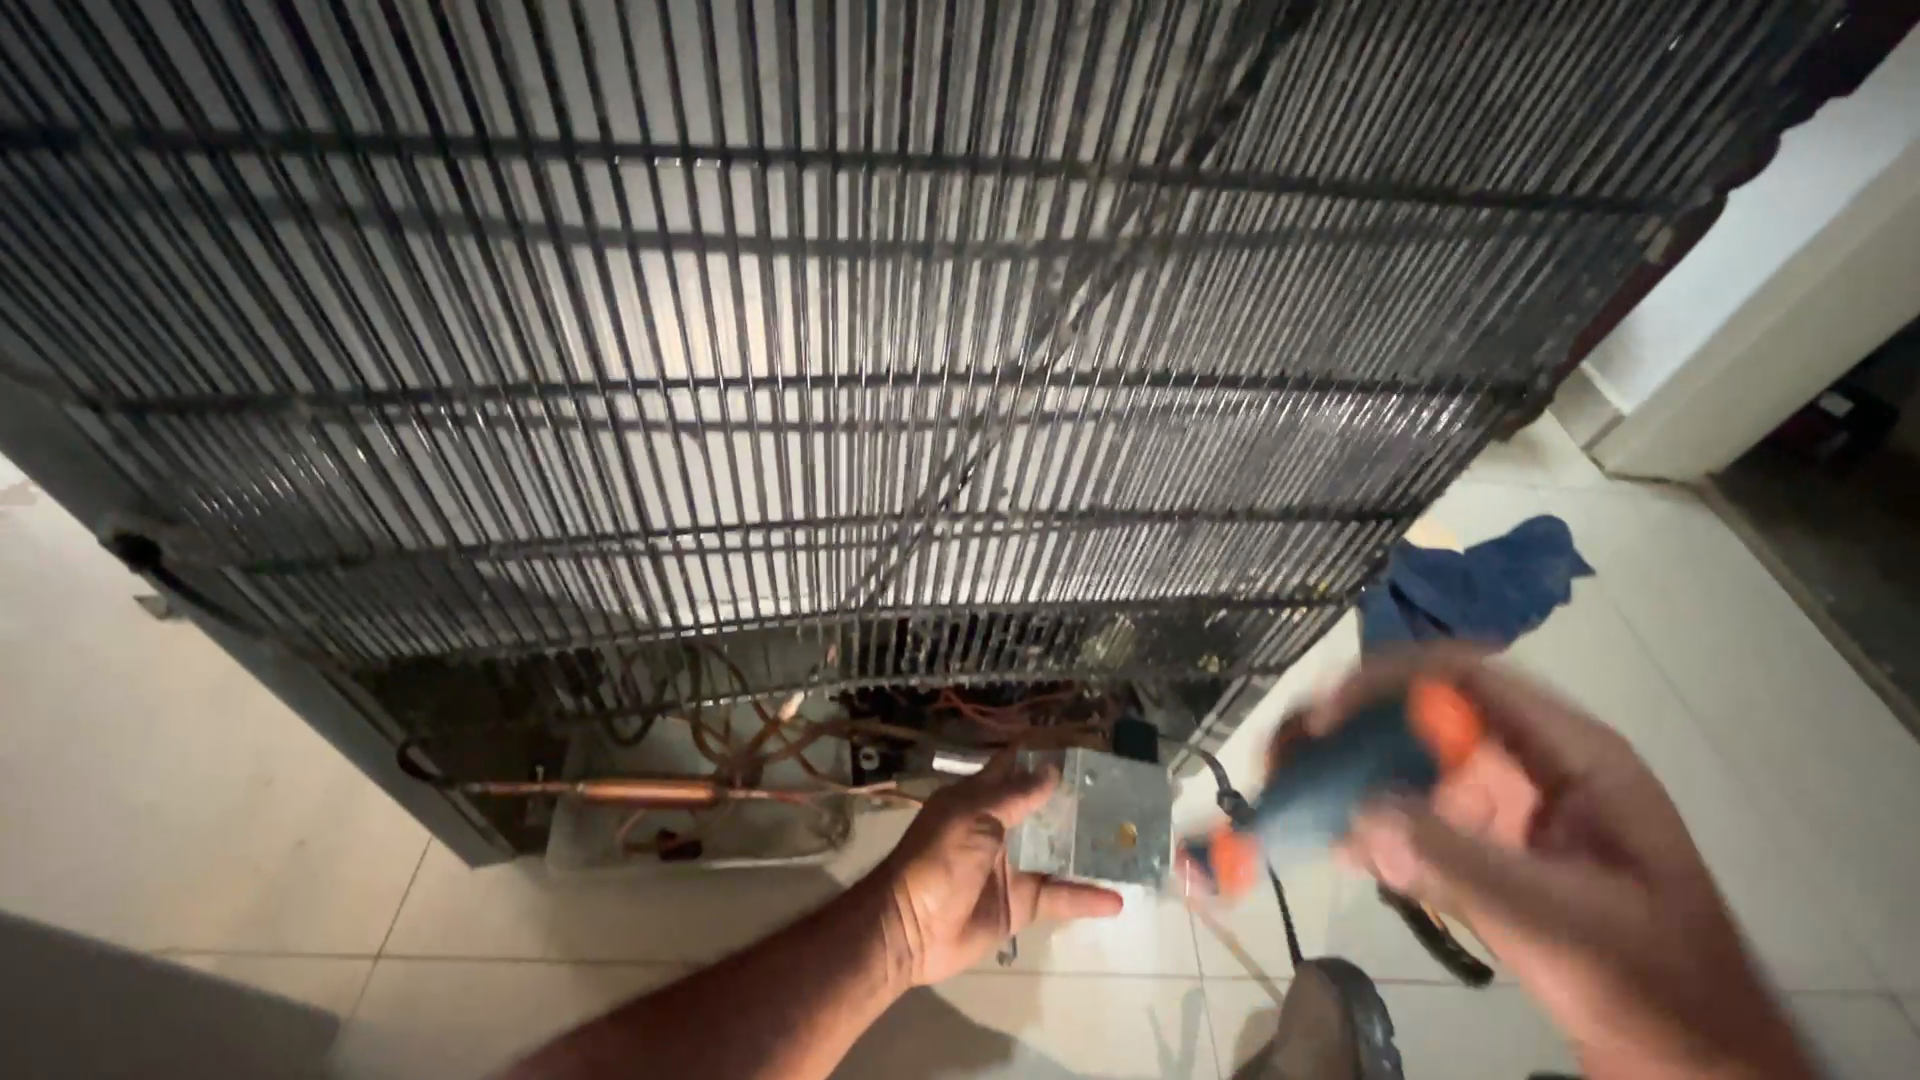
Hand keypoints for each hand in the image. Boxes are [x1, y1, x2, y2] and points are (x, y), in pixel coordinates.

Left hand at [864, 759, 1124, 985]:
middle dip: (1075, 802)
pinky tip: (1117, 898)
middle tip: (1119, 795)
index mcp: (979, 799)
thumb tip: (1051, 770)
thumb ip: (1015, 796)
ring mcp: (1010, 867)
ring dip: (1086, 848)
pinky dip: (1085, 898)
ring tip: (1127, 841)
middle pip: (1042, 810)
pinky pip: (1058, 896)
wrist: (909, 928)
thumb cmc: (937, 859)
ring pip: (1056, 853)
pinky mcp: (1019, 904)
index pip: (1015, 769)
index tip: (1081, 749)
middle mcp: (998, 828)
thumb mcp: (974, 817)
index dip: (1043, 758)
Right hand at [1301, 644, 1813, 1079]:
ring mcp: (1500, 803)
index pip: (1466, 678)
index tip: (1326, 717)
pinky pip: (1409, 815)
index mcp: (1566, 754)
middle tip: (1284, 753)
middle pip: (1421, 715)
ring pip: (1406, 763)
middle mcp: (1525, 763)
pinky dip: (1365, 825)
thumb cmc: (1650, 982)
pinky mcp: (1480, 842)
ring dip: (1344, 775)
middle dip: (1346, 729)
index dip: (1389, 682)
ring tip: (1286, 792)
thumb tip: (1357, 812)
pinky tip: (1330, 845)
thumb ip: (1458, 864)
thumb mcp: (1558, 921)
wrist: (1691, 1058)